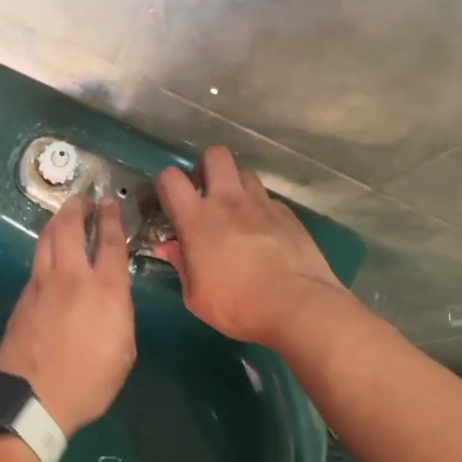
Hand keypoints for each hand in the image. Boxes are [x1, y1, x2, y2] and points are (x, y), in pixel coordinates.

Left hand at [0, 194, 135, 435]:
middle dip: (77, 208)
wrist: (36, 399)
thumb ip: (120, 316)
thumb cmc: (90, 383)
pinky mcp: (23, 297)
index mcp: (106, 291)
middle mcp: (73, 278)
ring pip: (46, 240)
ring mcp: (42, 285)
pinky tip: (48, 254)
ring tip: (63, 215)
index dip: (111, 218)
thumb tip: (112, 300)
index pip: (110, 241)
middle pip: (70, 228)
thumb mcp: (124, 352)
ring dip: (56, 222)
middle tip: (83, 199)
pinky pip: (35, 263)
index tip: (109, 202)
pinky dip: (44, 250)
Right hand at [155, 145, 347, 347]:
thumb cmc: (236, 305)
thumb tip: (169, 248)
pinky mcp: (287, 213)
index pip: (170, 179)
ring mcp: (262, 203)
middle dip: (206, 168)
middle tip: (205, 194)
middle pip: (215, 155)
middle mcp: (228, 201)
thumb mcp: (195, 296)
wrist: (296, 305)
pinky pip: (267, 199)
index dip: (165, 185)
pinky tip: (262, 234)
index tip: (169, 202)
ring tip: (235, 214)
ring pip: (244, 174)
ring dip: (235, 187)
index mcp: (197, 220)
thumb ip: (181, 265)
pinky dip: (259, 209)